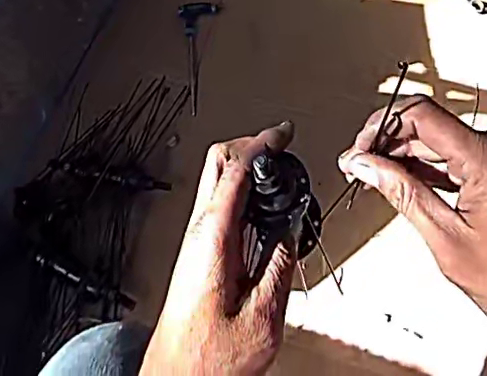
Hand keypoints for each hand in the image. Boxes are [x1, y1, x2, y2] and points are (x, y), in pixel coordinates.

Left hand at [141, 122, 297, 375]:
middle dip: (250, 143)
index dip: (262, 142)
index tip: (282, 132)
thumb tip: (290, 230)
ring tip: (274, 168)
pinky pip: (219, 202)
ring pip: (217, 177)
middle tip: (278, 143)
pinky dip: (242, 188)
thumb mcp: (262, 320)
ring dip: (246, 164)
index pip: (236, 167)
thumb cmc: (207, 361)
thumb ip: (280, 268)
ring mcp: (196, 238)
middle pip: (219, 160)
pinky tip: (260, 202)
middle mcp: (200, 230)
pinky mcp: (198, 250)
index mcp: (213, 236)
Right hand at [337, 97, 486, 375]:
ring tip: (379, 176)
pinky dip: (430, 164)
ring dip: (406, 152)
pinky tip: (409, 181)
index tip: (358, 149)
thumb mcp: (450, 243)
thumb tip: (366, 165)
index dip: (380, 126)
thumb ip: (403, 193)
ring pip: (441, 137)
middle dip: (388, 140)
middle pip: (428, 122)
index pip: (420, 113)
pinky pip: (458, 153)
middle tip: (360, 165)